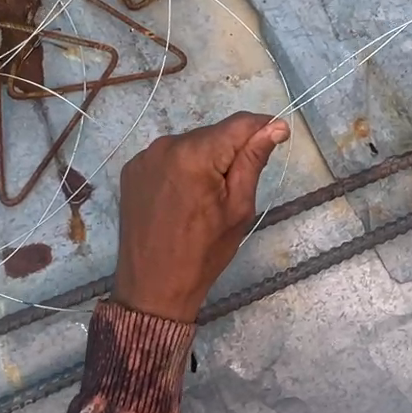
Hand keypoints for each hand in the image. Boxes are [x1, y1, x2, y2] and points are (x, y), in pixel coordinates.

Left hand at [112, 112, 289, 322]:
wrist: (152, 289)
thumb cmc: (203, 253)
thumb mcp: (238, 208)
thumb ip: (254, 160)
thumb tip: (275, 126)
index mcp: (195, 154)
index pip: (239, 123)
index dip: (263, 127)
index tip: (278, 137)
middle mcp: (166, 145)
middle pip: (214, 133)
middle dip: (232, 150)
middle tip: (236, 187)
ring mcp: (145, 156)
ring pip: (192, 143)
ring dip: (207, 158)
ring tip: (207, 196)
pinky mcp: (132, 169)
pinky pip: (169, 156)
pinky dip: (183, 167)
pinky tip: (183, 196)